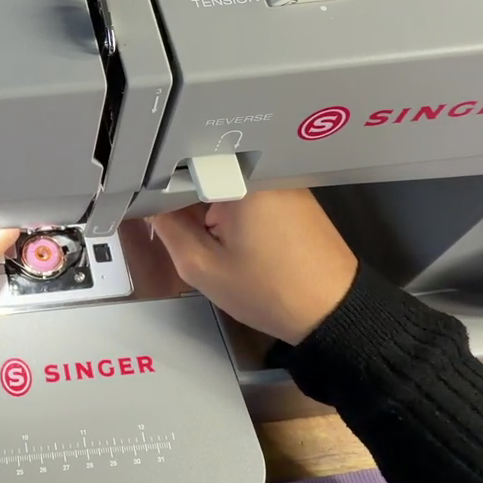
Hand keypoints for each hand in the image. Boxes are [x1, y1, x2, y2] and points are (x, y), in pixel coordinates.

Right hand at [147, 189, 357, 344]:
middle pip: (206, 172)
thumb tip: (148, 207)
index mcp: (241, 180)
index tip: (149, 210)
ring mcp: (283, 182)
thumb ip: (168, 230)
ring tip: (206, 234)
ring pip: (227, 182)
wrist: (334, 313)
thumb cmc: (270, 291)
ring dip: (210, 203)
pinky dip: (234, 209)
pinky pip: (250, 192)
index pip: (183, 169)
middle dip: (186, 198)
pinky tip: (232, 236)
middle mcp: (264, 171)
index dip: (158, 189)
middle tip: (176, 228)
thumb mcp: (202, 267)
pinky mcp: (294, 196)